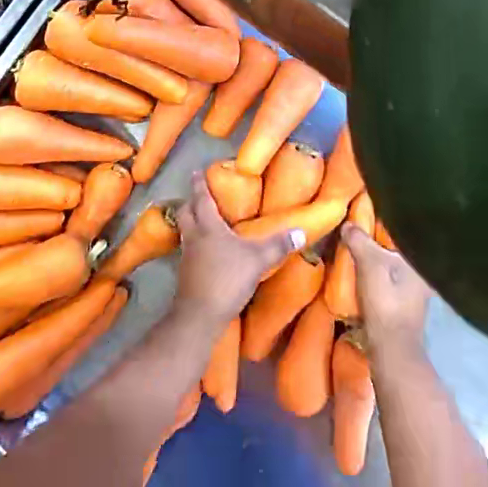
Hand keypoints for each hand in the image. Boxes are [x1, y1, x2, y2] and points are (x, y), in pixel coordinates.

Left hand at [170, 172, 299, 329]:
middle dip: (190, 201)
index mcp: (208, 226)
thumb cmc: (226, 278)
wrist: (199, 315)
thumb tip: (302, 231)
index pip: (201, 198)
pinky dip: (195, 244)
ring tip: (201, 220)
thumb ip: (279, 245)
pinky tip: (205, 251)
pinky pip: (188, 250)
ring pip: (185, 231)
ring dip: (190, 222)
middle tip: (197, 194)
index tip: (197, 171)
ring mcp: (187, 257)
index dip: (199, 184)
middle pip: (185, 212)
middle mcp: (194, 237)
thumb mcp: (258, 259)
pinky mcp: (186, 275)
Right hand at [343, 225, 431, 361]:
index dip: (380, 226)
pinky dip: (373, 282)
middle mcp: (421, 276)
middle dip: (376, 246)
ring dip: (373, 265)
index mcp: (419, 261)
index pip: (399, 234)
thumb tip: (348, 224)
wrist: (390, 348)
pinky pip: (385, 287)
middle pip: (394, 253)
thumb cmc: (385, 300)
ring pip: (390, 271)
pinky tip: (359, 281)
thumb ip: (360, 240)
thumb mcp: (369, 263)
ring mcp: (413, 295)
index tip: (362, 219)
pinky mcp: (402, 310)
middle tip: (354, 236)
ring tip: (353, 256)